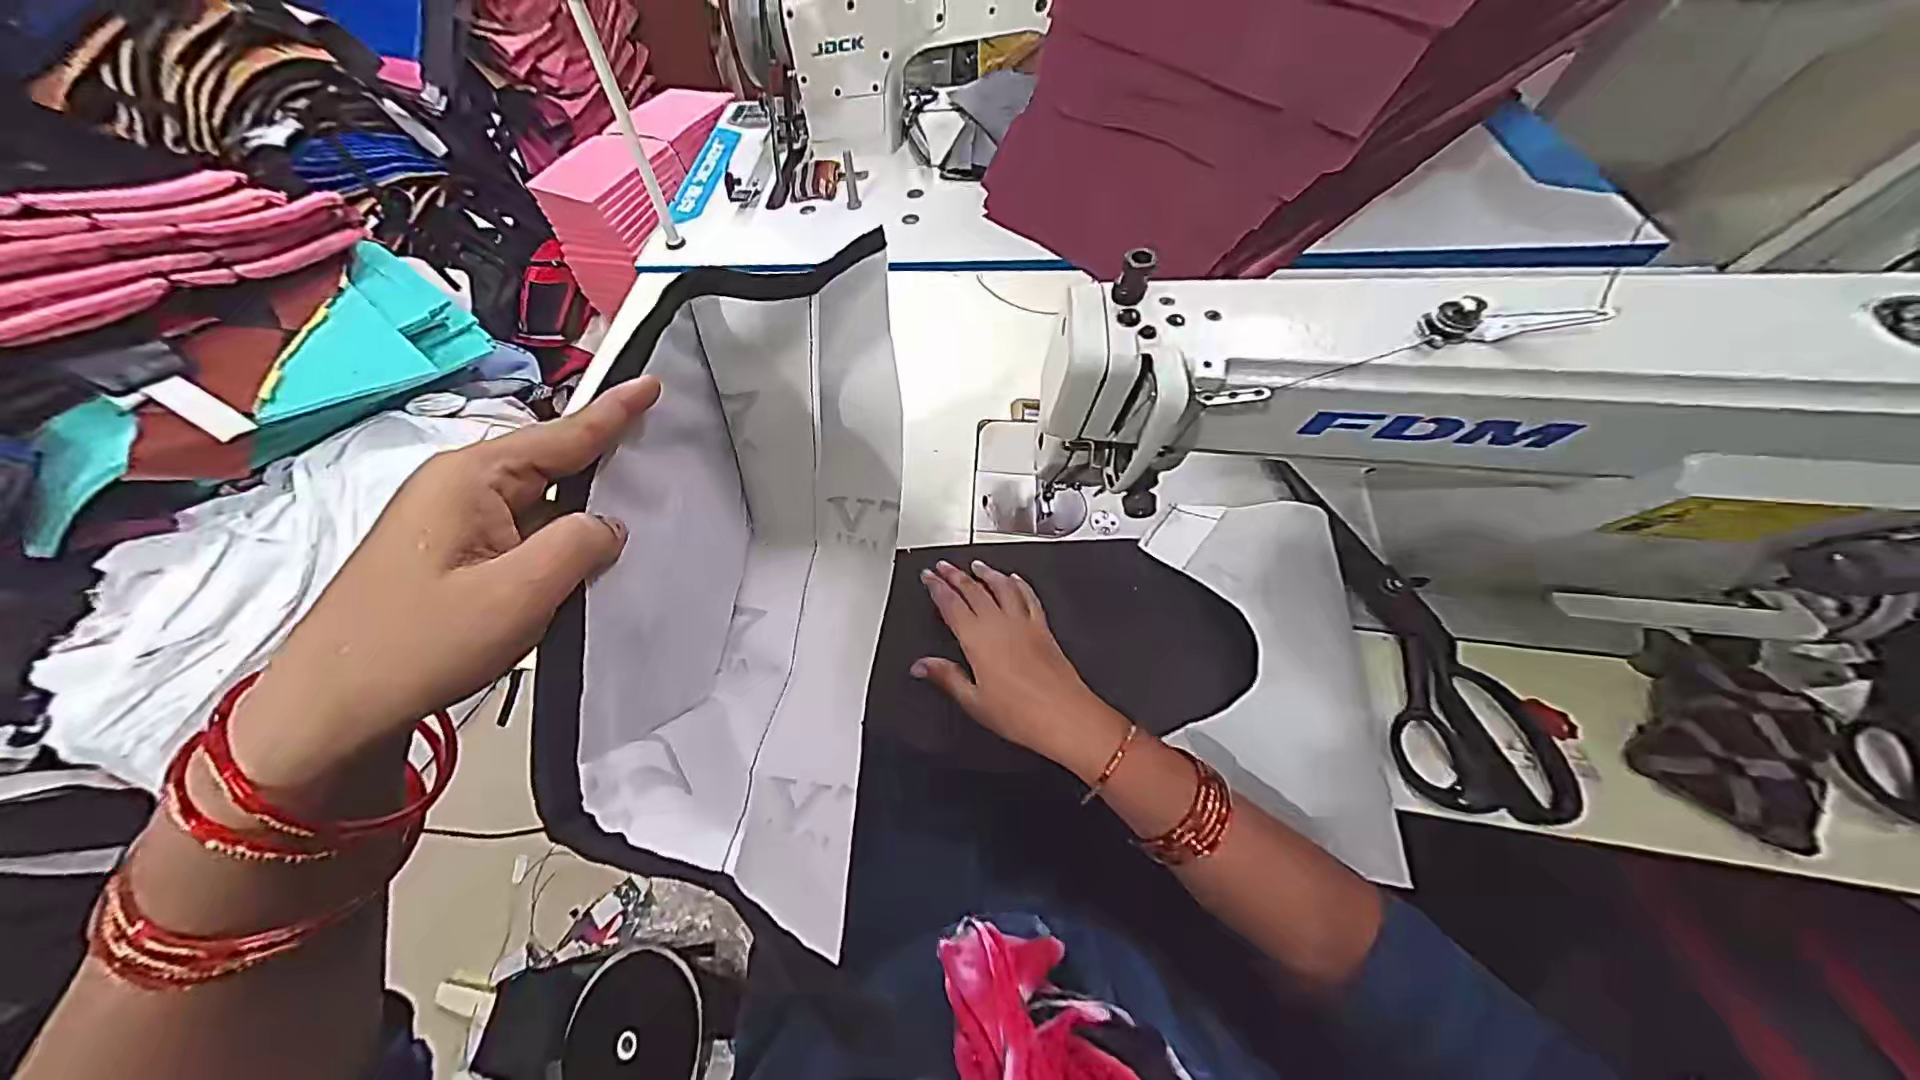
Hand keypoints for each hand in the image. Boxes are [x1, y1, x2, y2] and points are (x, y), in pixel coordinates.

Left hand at [229, 377, 662, 788]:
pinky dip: (564, 540)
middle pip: (554, 463)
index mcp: (472, 479)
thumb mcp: (520, 592)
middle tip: (661, 458)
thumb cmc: (421, 644)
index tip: (650, 385)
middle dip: (606, 461)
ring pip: (545, 502)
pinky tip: (591, 559)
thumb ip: (580, 544)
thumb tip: (608, 525)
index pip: (561, 434)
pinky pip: (529, 532)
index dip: (613, 411)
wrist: (335, 708)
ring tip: (640, 512)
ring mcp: (457, 522)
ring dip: (586, 510)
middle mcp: (462, 488)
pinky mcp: (460, 554)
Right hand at [912, 559, 1131, 778]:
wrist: (1064, 716)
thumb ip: (946, 677)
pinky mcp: (1043, 629)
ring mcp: (1024, 624)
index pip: (951, 605)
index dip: (937, 587)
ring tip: (976, 565)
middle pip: (973, 590)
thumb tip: (923, 666)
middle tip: (944, 566)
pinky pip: (1029, 597)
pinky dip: (1020, 585)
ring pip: (1002, 587)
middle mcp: (1000, 625)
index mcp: (978, 640)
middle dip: (956, 575)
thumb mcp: (973, 701)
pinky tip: (1016, 580)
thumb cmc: (1022, 714)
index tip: (929, 576)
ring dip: (987, 573)